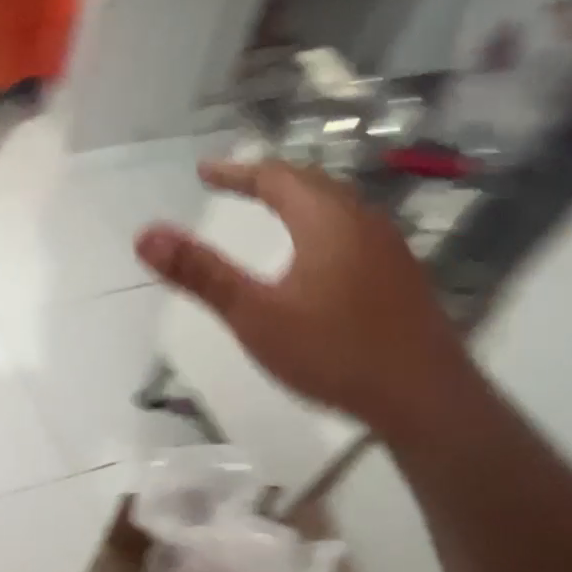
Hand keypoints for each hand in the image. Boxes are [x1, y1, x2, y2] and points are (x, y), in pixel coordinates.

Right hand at [135, 160, 475, 435]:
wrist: (426, 399)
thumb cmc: (335, 352)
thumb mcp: (255, 316)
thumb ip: (201, 274)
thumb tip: (145, 235)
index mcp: (327, 221)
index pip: (276, 177)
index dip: (236, 172)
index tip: (204, 172)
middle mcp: (363, 222)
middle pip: (311, 185)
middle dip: (267, 182)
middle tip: (233, 186)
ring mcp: (389, 250)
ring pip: (337, 208)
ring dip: (298, 203)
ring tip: (270, 215)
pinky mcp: (402, 278)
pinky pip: (353, 233)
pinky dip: (320, 229)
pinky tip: (316, 260)